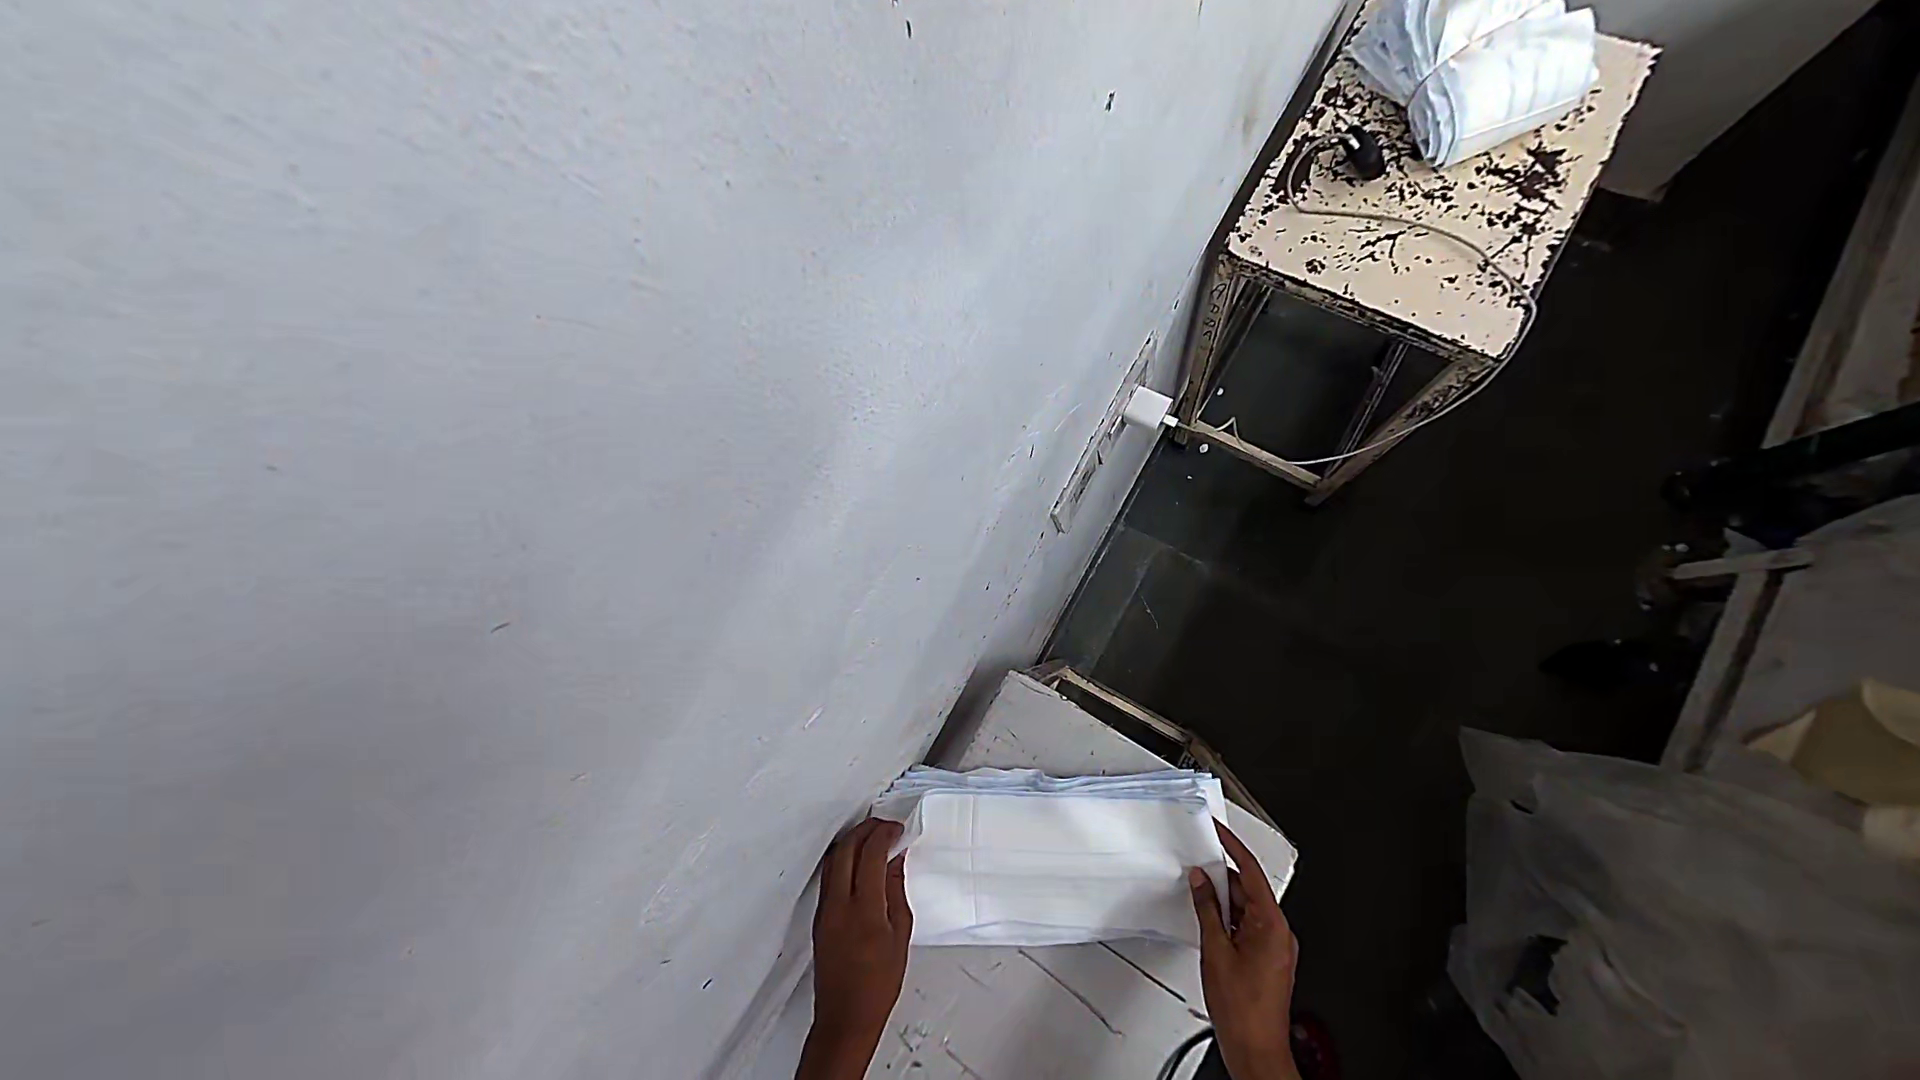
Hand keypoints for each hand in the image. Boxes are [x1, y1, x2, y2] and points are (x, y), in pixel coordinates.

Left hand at [795, 818, 912, 1079]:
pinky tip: (858, 861)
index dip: (884, 833)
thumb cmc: (876, 985)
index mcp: (864, 909)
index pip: (870, 853)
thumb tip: (895, 860)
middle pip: (847, 848)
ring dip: (853, 841)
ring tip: (872, 838)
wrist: (847, 1016)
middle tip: (885, 826)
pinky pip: (829, 875)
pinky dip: (844, 858)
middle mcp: (839, 905)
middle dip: (867, 829)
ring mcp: (825, 910)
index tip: (896, 830)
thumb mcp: (899, 933)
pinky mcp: (819, 916)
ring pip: (834, 859)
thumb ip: (895, 890)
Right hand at [1190, 821, 1300, 1079]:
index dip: (1232, 845)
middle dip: (1222, 876)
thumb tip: (1201, 881)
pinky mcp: (1269, 959)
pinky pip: (1248, 924)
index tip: (1218, 829)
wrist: (1255, 1050)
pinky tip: (1210, 919)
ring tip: (1200, 895)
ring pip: (1248, 907)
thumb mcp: (1215, 948)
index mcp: (1272, 925)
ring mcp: (1276, 947)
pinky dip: (1229, 916)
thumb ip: (1207, 908)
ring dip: (1224, 899)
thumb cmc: (1242, 1010)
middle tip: (1198, 865)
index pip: (1251, 871)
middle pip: (1249, 888)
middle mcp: (1279, 934)